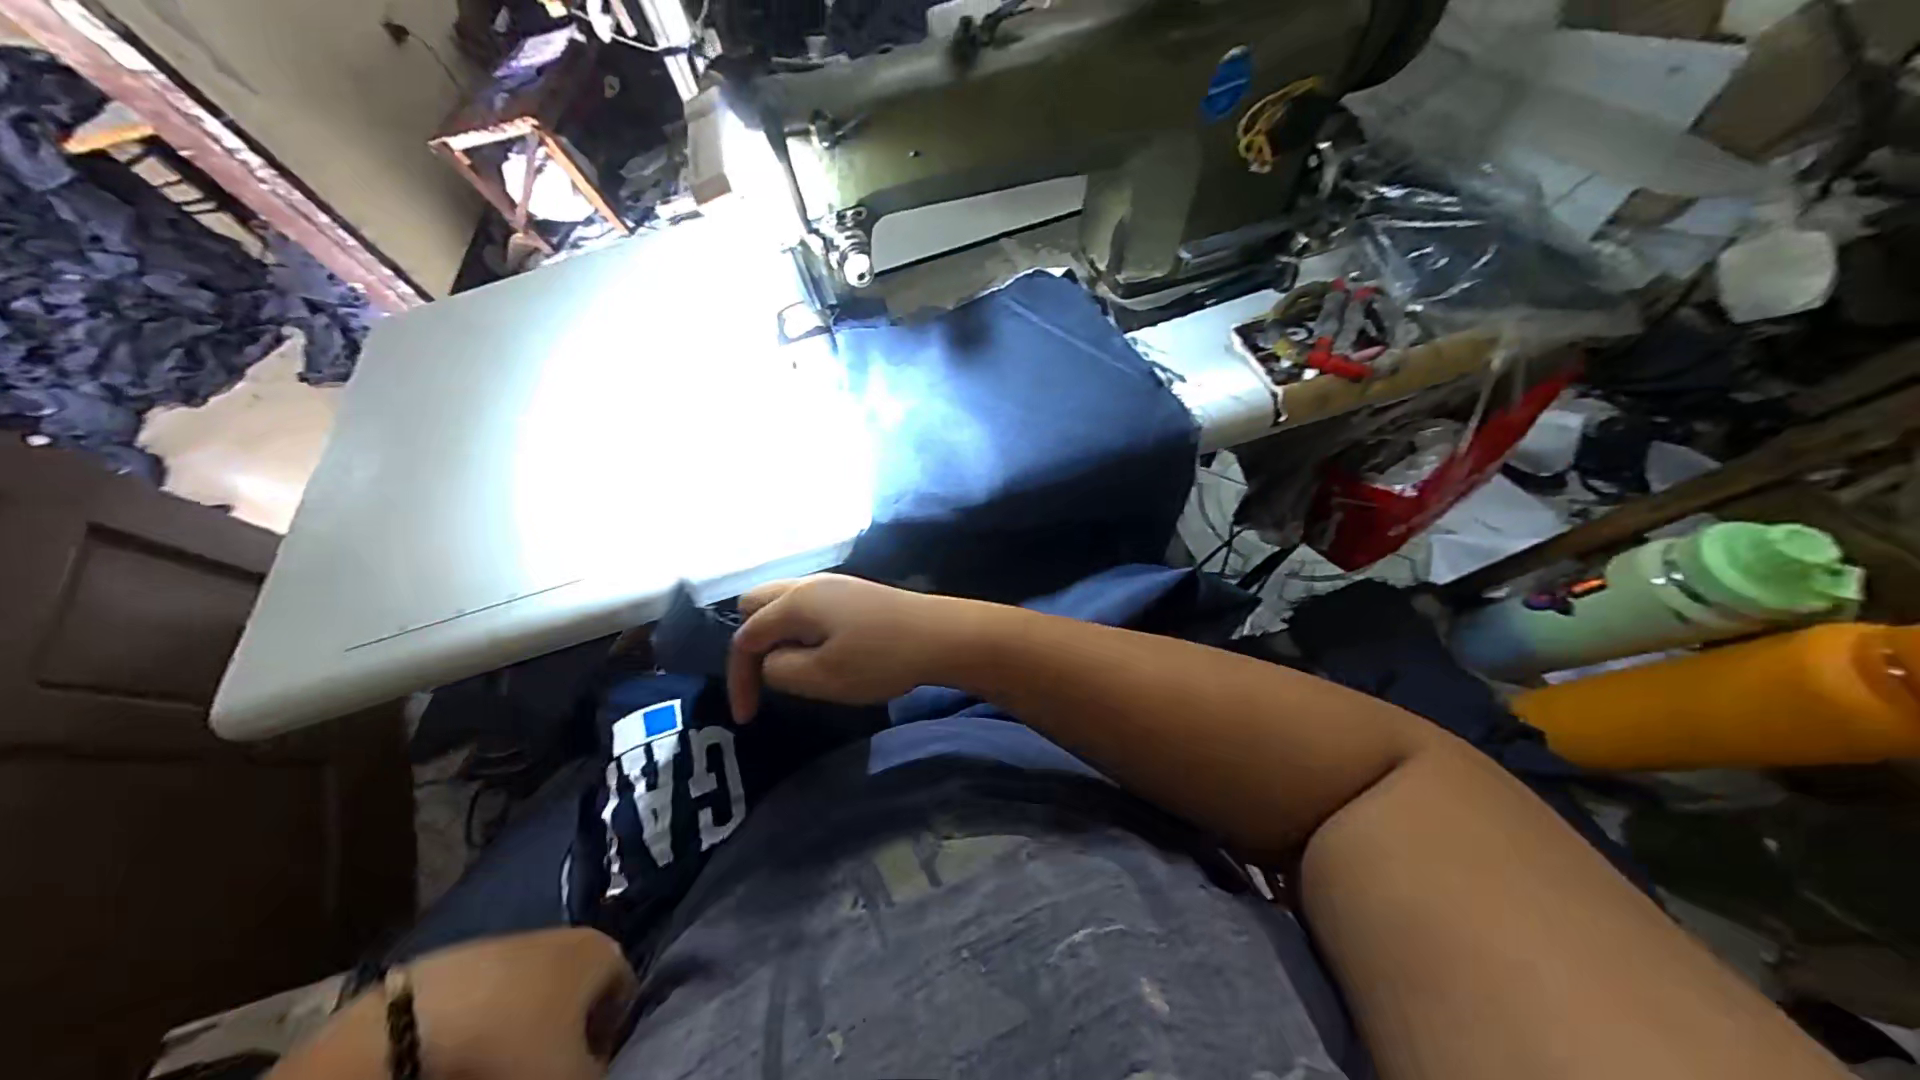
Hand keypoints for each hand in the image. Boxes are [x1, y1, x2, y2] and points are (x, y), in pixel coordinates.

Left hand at [270, 929, 637, 1079]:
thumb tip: (596, 1070)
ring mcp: (515, 941)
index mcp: (603, 951)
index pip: (626, 997)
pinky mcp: (467, 956)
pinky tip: (465, 1055)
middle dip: (567, 1034)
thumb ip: (602, 1076)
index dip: (609, 1042)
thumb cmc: (510, 1050)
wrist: (408, 1030)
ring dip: (527, 1030)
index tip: (584, 1072)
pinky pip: (494, 996)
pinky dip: (489, 1024)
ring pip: (537, 993)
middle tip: (542, 1071)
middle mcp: (569, 934)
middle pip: (581, 993)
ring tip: (498, 1068)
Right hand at [725, 574, 973, 721]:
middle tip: (764, 678)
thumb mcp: (821, 676)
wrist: (942, 635)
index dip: (739, 678)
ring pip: (783, 602)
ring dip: (776, 634)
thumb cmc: (880, 658)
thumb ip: (780, 670)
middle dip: (751, 643)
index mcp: (794, 601)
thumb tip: (770, 660)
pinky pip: (808, 605)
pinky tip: (820, 651)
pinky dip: (799, 628)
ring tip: (791, 668)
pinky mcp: (855, 592)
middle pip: (755, 604)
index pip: (746, 637)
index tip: (746, 718)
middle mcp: (809, 583)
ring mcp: (834, 584)